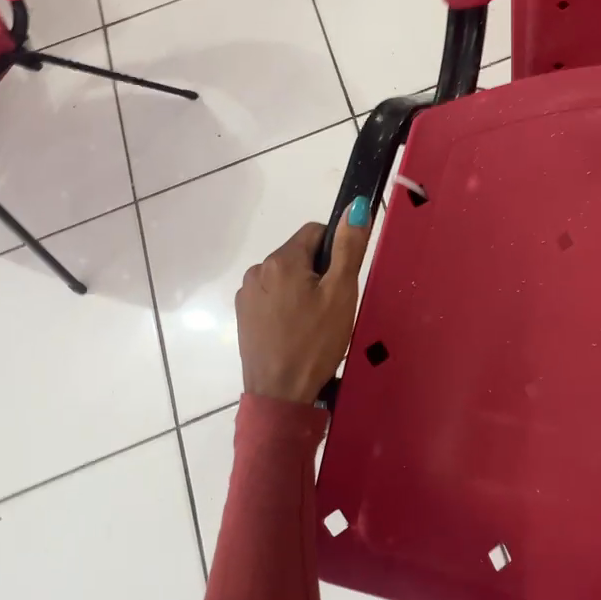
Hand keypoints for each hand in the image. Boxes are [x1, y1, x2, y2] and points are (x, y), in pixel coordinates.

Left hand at [236, 196, 372, 403]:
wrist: (280, 394)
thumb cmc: (316, 342)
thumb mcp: (341, 292)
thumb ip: (349, 246)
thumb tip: (357, 205)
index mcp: (282, 259)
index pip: (315, 232)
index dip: (334, 252)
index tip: (340, 282)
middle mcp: (258, 270)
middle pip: (299, 255)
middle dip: (318, 273)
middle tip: (331, 307)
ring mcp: (247, 294)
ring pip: (286, 277)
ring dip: (302, 290)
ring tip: (314, 323)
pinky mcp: (244, 315)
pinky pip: (272, 297)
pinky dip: (287, 307)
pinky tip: (296, 332)